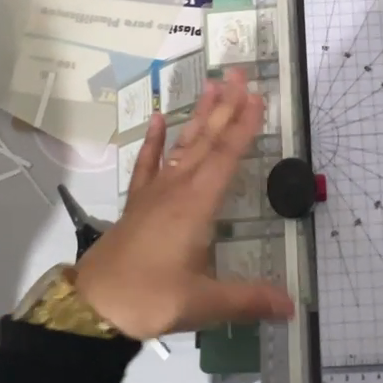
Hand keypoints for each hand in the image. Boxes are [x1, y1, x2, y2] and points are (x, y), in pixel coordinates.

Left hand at [73, 70, 294, 339]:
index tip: (257, 96)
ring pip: (181, 145)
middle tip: (238, 73)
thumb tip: (292, 306)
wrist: (90, 309)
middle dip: (225, 106)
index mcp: (196, 205)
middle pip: (205, 140)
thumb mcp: (202, 303)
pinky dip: (153, 141)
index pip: (226, 156)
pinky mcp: (137, 204)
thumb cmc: (149, 300)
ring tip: (211, 85)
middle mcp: (176, 189)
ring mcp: (154, 193)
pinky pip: (147, 164)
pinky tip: (157, 120)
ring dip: (198, 116)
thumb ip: (248, 300)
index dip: (244, 126)